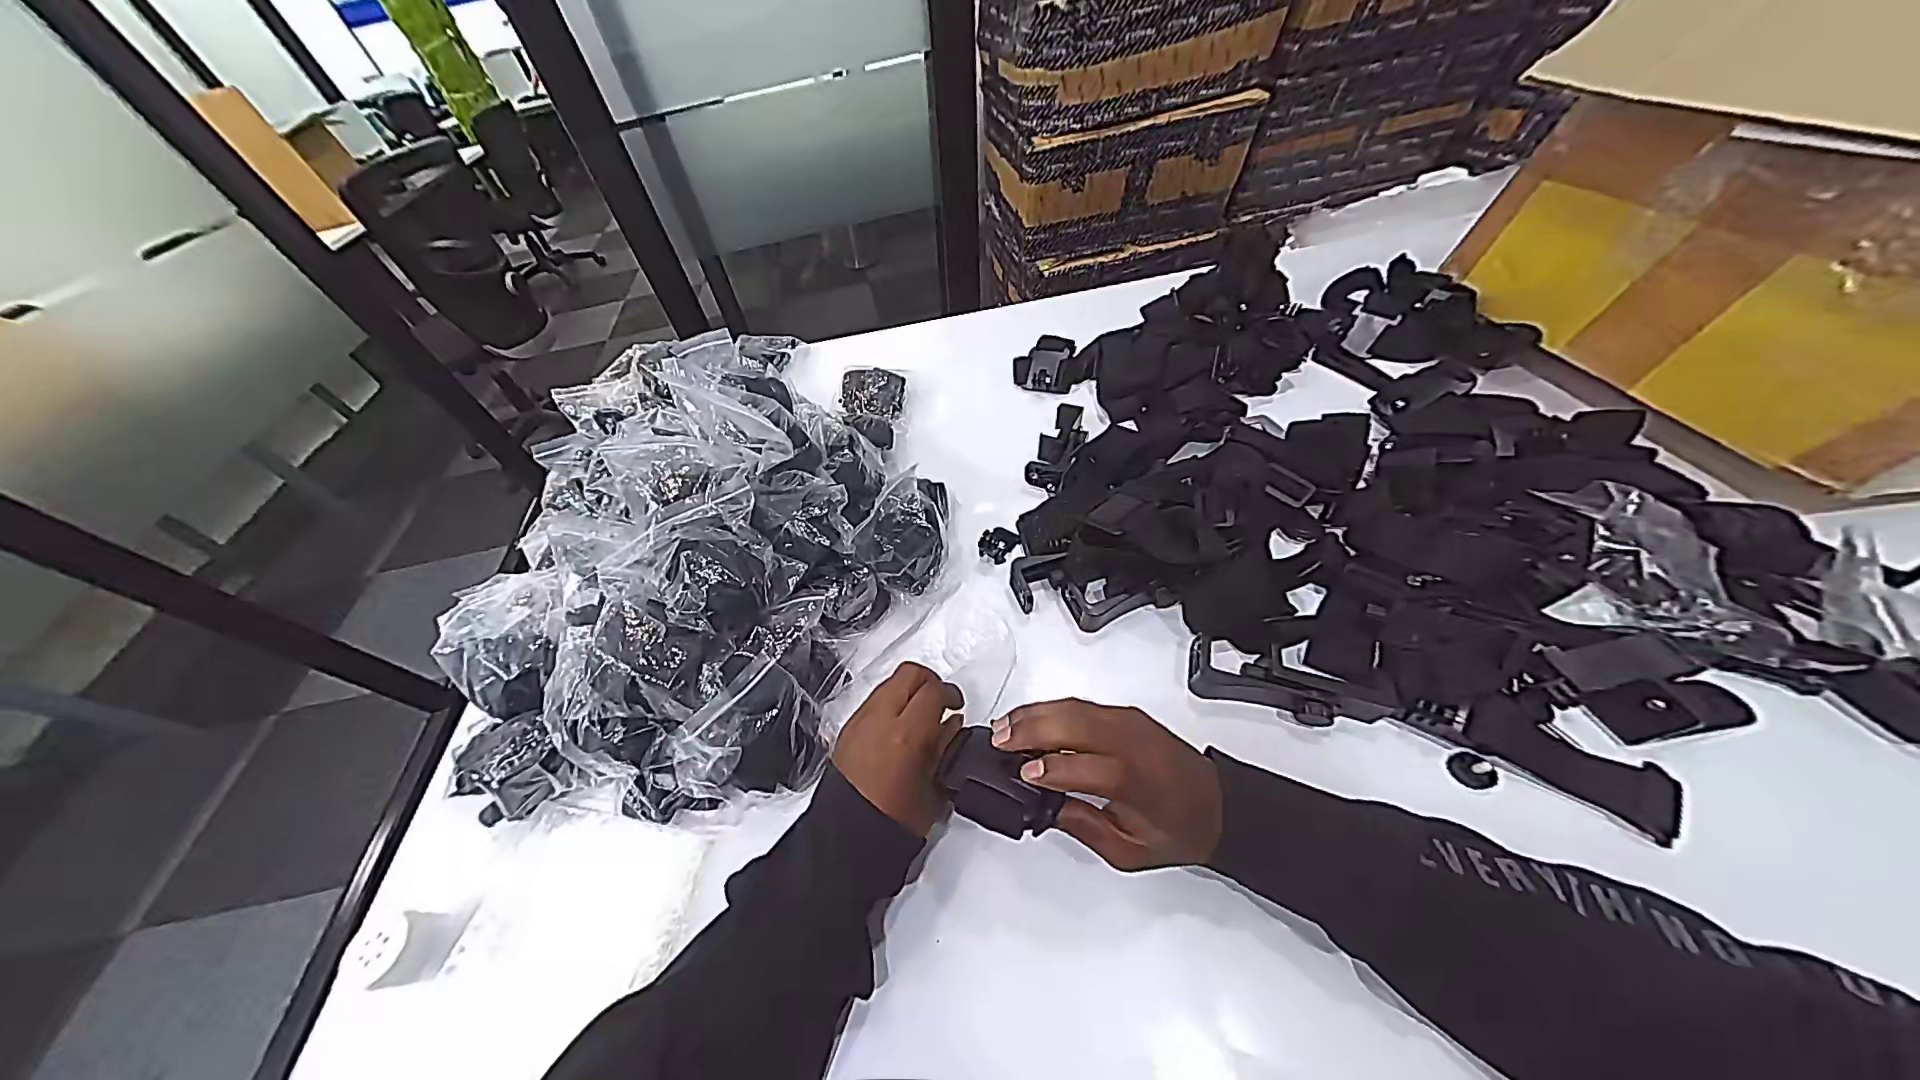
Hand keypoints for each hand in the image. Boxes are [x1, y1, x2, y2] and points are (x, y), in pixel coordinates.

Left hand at [833, 662, 963, 836]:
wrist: (846, 840)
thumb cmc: (886, 825)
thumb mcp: (933, 786)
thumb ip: (944, 746)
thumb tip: (951, 724)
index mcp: (905, 735)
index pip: (934, 690)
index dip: (951, 694)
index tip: (955, 704)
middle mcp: (878, 721)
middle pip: (909, 674)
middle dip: (930, 681)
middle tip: (941, 699)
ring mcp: (859, 723)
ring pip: (889, 683)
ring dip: (908, 691)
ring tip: (921, 716)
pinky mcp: (846, 730)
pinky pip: (873, 702)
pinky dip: (889, 704)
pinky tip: (900, 727)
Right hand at [992, 700, 1221, 870]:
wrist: (1216, 805)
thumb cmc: (1179, 829)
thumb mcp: (1129, 850)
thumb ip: (1084, 826)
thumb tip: (1047, 804)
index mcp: (1137, 780)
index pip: (1082, 766)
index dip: (1048, 770)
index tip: (1023, 775)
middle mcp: (1133, 742)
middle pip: (1072, 724)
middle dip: (1031, 730)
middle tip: (1000, 741)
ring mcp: (1130, 722)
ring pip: (1073, 707)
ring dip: (1035, 714)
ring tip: (1006, 726)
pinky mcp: (1126, 714)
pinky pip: (1082, 704)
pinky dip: (1052, 708)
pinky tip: (1033, 718)